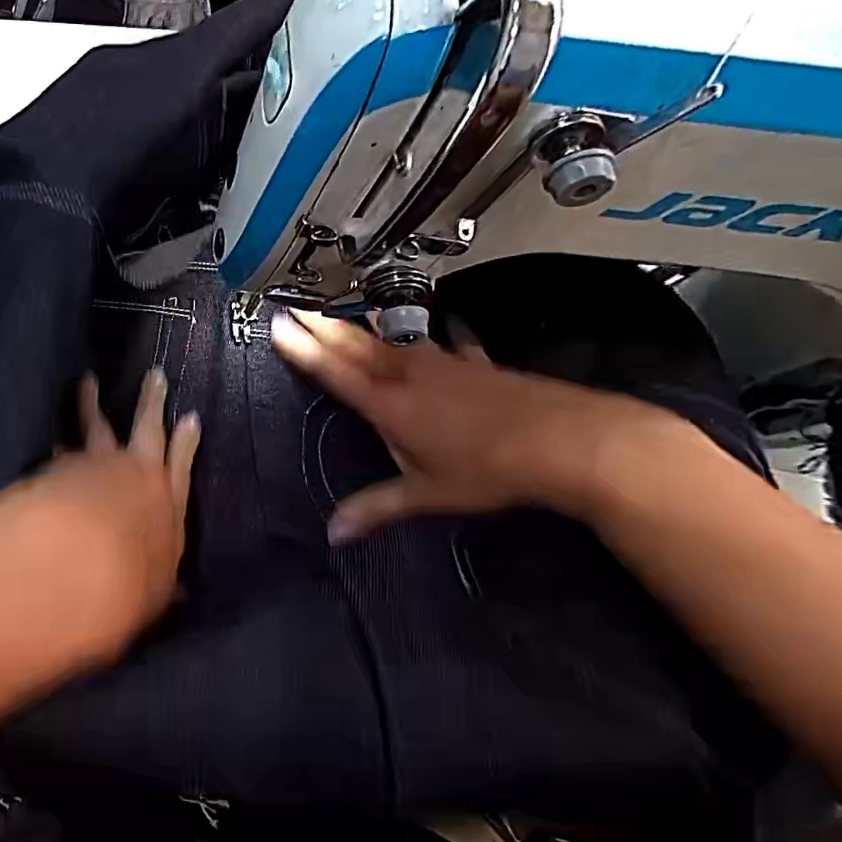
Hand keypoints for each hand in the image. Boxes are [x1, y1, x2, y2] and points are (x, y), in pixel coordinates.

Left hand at [5, 368, 199, 647]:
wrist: (86, 568)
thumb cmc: (130, 589)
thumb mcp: (155, 597)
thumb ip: (163, 588)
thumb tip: (179, 594)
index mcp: (169, 507)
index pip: (182, 468)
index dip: (186, 442)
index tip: (190, 418)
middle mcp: (140, 477)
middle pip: (149, 430)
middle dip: (152, 403)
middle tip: (154, 376)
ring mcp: (101, 467)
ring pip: (99, 427)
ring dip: (93, 404)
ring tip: (88, 381)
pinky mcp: (64, 468)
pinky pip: (62, 452)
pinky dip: (59, 446)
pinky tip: (52, 440)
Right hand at [271, 309, 710, 539]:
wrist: (561, 438)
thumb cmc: (489, 469)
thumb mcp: (429, 493)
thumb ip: (379, 507)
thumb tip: (336, 532)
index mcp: (391, 405)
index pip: (335, 372)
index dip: (304, 349)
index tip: (280, 326)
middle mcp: (411, 376)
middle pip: (357, 346)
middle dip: (324, 328)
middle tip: (299, 309)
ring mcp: (444, 365)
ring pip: (393, 342)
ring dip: (366, 330)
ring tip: (350, 319)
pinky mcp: (474, 365)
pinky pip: (444, 350)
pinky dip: (434, 344)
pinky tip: (444, 339)